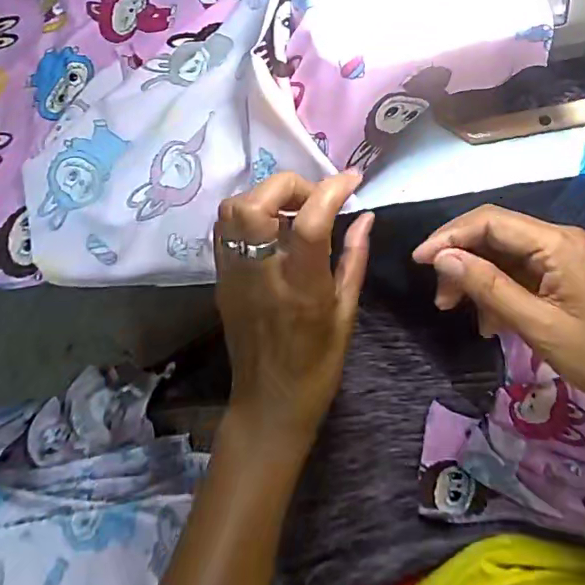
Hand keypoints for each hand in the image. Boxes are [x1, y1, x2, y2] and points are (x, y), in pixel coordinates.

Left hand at [215, 171, 374, 446]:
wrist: (268, 404)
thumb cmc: (317, 366)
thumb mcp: (346, 314)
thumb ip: (353, 259)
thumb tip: (364, 216)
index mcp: (301, 287)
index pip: (308, 222)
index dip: (330, 190)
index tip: (351, 180)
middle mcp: (261, 274)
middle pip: (256, 204)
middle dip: (290, 185)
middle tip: (315, 197)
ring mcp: (234, 274)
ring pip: (233, 209)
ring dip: (265, 196)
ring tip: (293, 209)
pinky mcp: (220, 277)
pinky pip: (225, 228)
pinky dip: (249, 213)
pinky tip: (272, 227)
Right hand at [412, 205, 584, 429]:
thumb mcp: (537, 325)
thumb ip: (488, 286)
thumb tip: (442, 257)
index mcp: (558, 243)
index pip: (489, 222)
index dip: (449, 236)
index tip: (419, 261)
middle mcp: (559, 240)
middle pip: (494, 235)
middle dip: (461, 260)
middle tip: (440, 298)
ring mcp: (563, 258)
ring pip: (503, 255)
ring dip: (477, 279)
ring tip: (457, 311)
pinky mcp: (565, 277)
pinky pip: (520, 273)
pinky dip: (498, 292)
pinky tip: (489, 321)